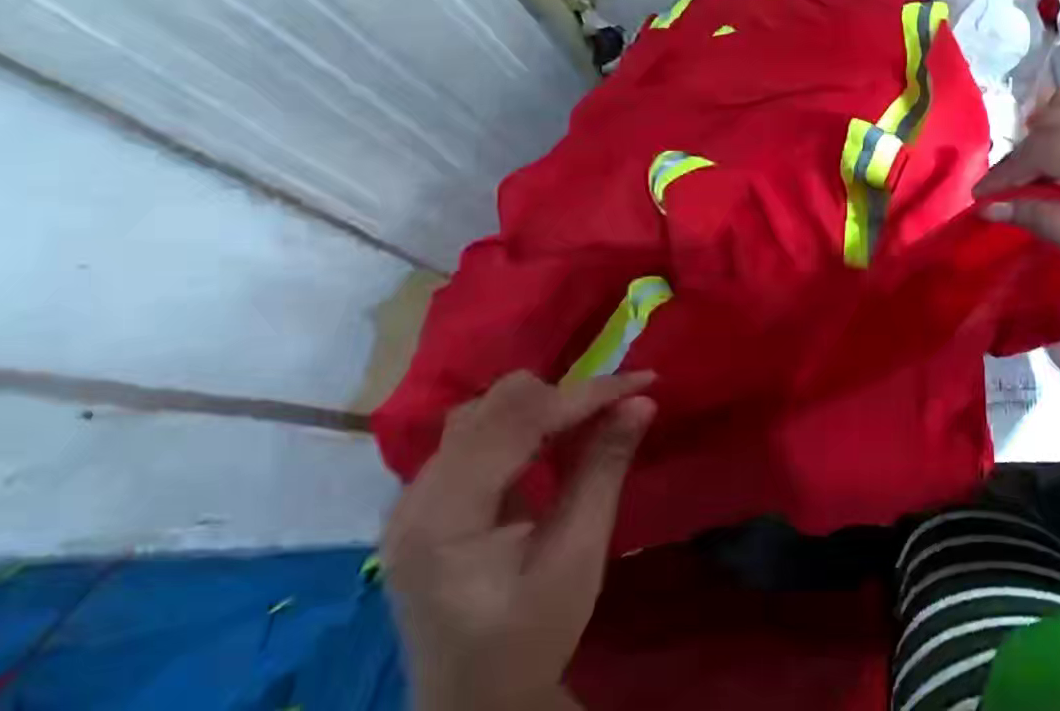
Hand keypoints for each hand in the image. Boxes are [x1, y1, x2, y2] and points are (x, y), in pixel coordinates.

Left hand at [382, 370, 655, 710]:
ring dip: (541, 407)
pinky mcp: (425, 505)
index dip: (587, 394)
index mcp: (445, 517)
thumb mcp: (578, 556)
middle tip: (618, 410)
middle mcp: (416, 497)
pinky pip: (475, 438)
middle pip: (493, 406)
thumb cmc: (530, 638)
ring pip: (481, 414)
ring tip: (589, 422)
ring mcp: (413, 500)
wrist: (474, 705)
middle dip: (564, 397)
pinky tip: (552, 445)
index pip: (519, 422)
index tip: (645, 380)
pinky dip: (521, 427)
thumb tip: (643, 402)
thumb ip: (604, 470)